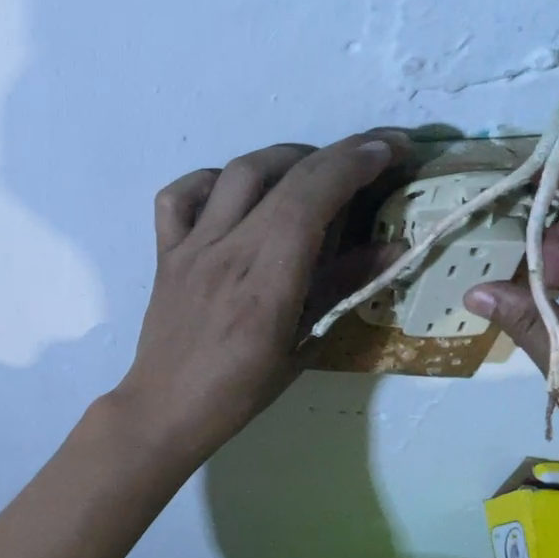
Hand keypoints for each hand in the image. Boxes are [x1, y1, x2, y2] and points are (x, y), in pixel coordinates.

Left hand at [110, 132, 406, 464]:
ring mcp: (189, 249)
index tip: (389, 150)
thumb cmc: (239, 390)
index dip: (353, 162)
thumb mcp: (302, 344)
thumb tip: (393, 246)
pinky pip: (177, 198)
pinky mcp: (164, 253)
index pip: (310, 195)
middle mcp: (225, 252)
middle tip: (365, 158)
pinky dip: (208, 181)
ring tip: (308, 172)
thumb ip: (342, 288)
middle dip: (333, 153)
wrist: (164, 407)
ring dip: (279, 159)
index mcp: (265, 280)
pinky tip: (232, 194)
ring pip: (234, 173)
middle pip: (281, 175)